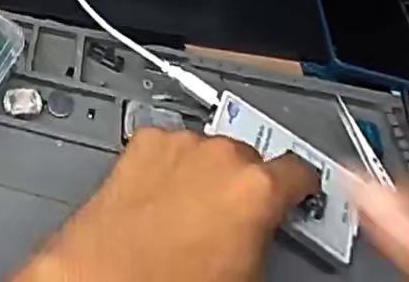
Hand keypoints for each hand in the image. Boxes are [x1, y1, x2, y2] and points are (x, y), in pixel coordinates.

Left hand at [13, 127, 319, 281]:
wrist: (107, 279)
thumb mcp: (245, 276)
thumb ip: (263, 240)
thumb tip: (264, 237)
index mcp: (255, 188)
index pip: (297, 170)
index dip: (300, 184)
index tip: (298, 190)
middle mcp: (219, 154)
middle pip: (248, 157)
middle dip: (245, 182)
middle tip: (232, 218)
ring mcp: (179, 142)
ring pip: (207, 149)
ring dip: (204, 172)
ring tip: (189, 212)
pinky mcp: (144, 140)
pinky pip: (170, 145)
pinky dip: (169, 164)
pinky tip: (159, 196)